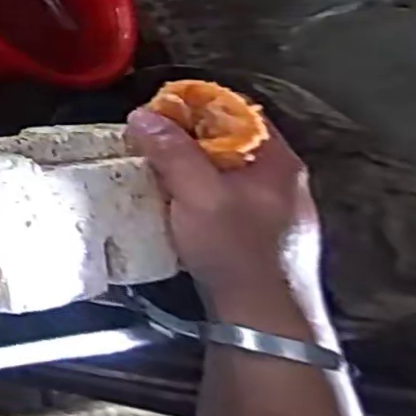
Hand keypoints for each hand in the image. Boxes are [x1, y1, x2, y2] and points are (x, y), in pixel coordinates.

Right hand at [127, 108, 327, 337]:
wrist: (259, 311)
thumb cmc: (234, 247)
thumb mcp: (198, 194)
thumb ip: (172, 152)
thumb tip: (141, 113)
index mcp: (277, 164)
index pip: (240, 114)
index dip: (197, 104)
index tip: (155, 106)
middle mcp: (276, 177)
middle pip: (224, 136)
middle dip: (179, 129)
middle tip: (138, 132)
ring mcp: (263, 199)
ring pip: (214, 160)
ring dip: (177, 154)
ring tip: (141, 156)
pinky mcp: (245, 218)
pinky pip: (211, 181)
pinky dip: (183, 176)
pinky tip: (160, 185)